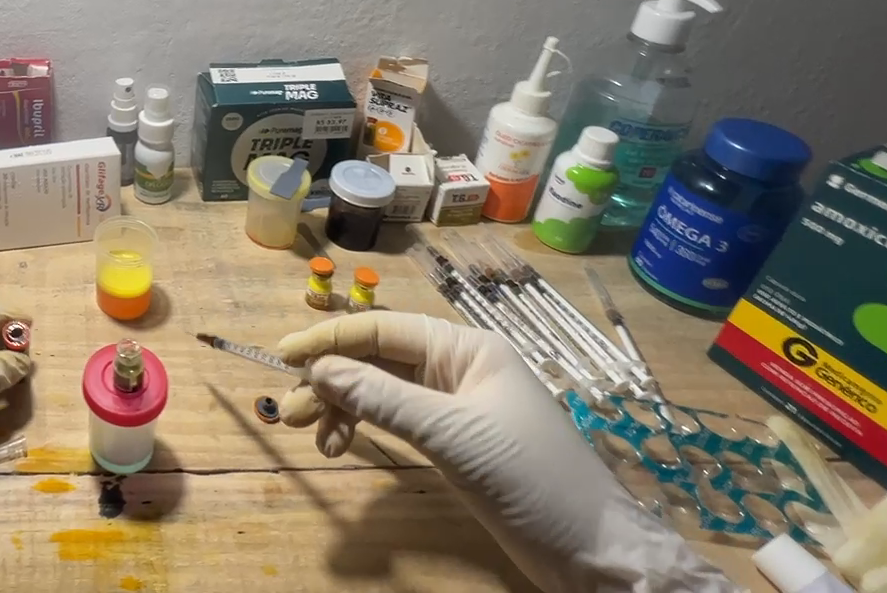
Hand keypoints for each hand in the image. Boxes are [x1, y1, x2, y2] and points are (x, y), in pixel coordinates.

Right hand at [277, 313, 735, 592]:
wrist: (600, 559)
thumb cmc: (531, 481)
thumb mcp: (452, 437)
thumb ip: (382, 399)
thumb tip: (319, 370)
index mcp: (465, 348)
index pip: (382, 329)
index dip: (331, 338)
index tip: (286, 354)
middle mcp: (456, 366)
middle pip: (376, 359)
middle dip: (332, 381)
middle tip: (293, 411)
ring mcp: (454, 403)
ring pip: (380, 390)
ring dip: (343, 408)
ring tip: (314, 436)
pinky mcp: (452, 437)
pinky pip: (394, 418)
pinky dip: (364, 428)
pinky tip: (341, 446)